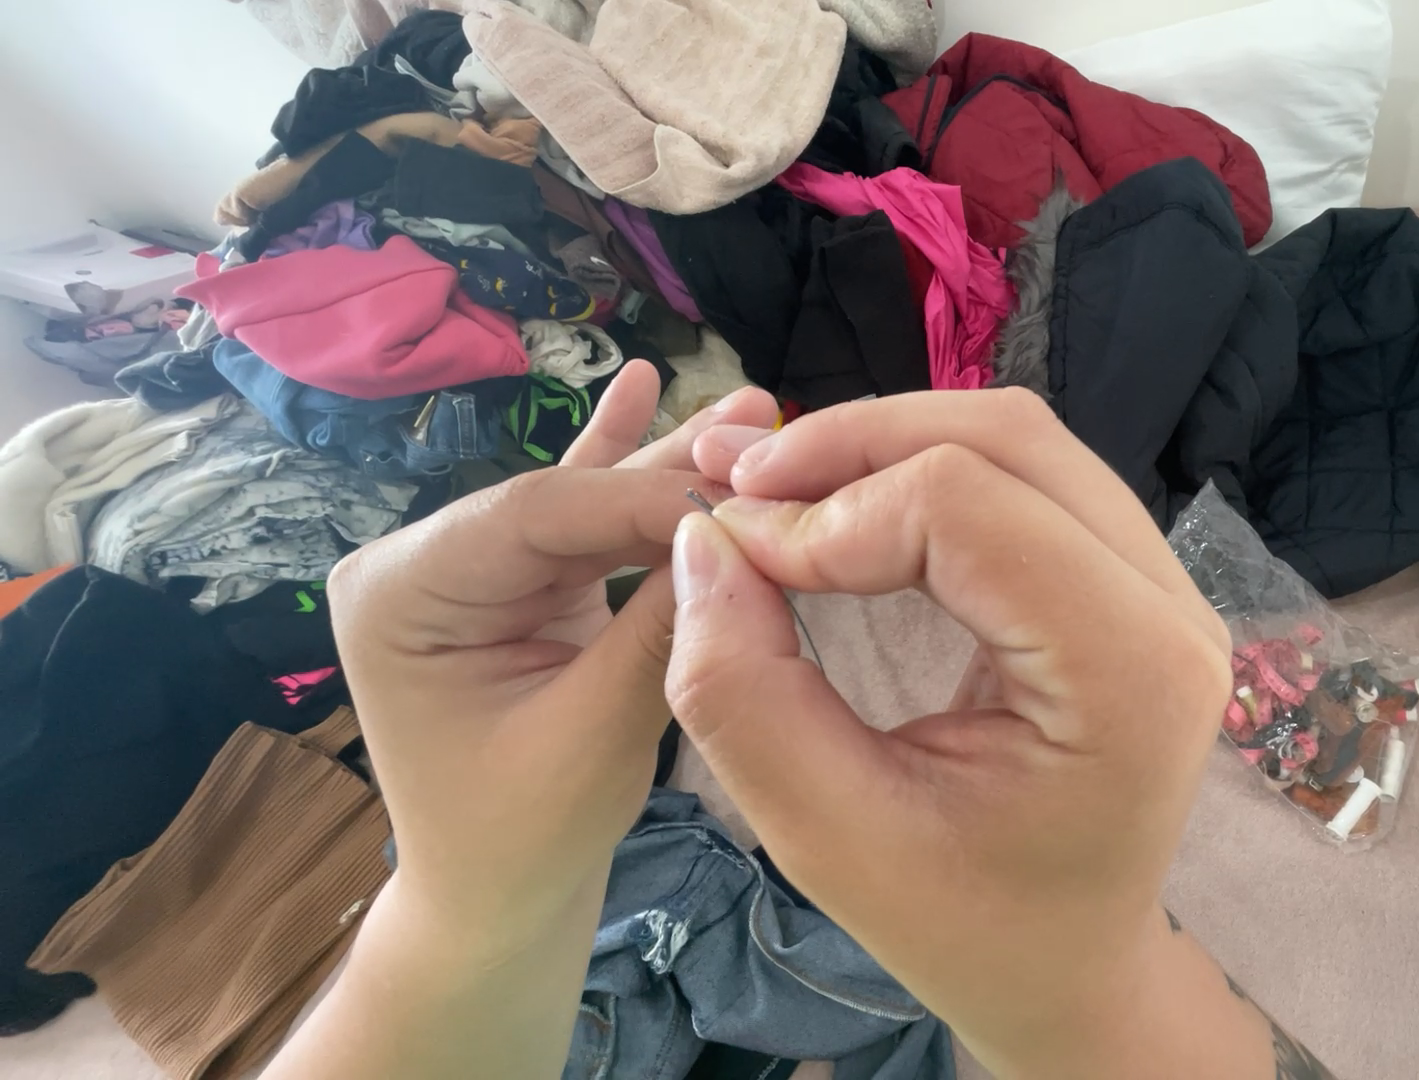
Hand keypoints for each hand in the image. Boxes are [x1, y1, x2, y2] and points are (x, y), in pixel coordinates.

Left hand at [327, 365, 778, 933]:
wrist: (498, 889)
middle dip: (673, 465)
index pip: (540, 513)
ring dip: (671, 460)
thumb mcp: (596, 732)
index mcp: (406, 594)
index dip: (648, 496)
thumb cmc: (527, 830)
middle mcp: (432, 562)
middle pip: (570, 495)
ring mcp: (480, 568)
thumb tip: (730, 536)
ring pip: (590, 500)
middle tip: (765, 419)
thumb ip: (658, 626)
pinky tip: (643, 387)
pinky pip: (584, 518)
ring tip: (747, 405)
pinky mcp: (525, 582)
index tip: (750, 498)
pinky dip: (623, 460)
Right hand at [666, 389, 1242, 1075]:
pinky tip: (855, 498)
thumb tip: (705, 538)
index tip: (735, 550)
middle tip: (745, 475)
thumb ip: (744, 691)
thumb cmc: (966, 924)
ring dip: (889, 443)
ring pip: (1017, 440)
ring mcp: (1162, 581)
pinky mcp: (1129, 576)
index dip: (829, 512)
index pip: (965, 508)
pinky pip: (1023, 477)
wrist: (1069, 955)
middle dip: (858, 442)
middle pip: (1006, 439)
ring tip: (785, 479)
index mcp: (1130, 673)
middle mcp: (1170, 604)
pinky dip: (924, 470)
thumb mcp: (830, 838)